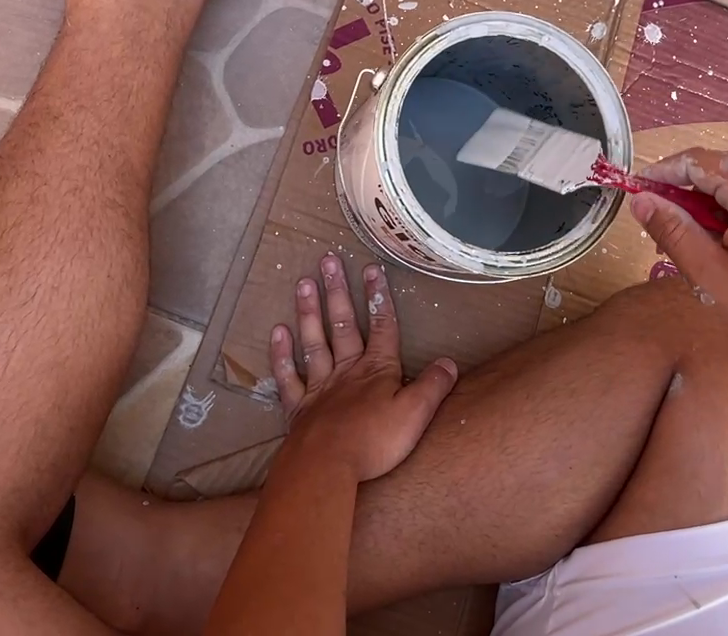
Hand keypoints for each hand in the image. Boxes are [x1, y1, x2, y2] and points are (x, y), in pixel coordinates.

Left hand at [269, 254, 458, 481]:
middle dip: (337, 291)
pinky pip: (288, 376)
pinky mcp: (299, 408)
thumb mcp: (415, 415)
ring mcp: (319, 387)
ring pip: (314, 341)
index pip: (381, 326)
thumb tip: (450, 362)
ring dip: (309, 311)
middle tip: (327, 260)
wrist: (326, 467)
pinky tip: (277, 332)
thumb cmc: (374, 442)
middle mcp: (347, 371)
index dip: (378, 297)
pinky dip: (281, 354)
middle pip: (343, 324)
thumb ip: (432, 387)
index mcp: (377, 370)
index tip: (371, 267)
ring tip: (302, 282)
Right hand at [629, 147, 727, 388]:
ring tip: (702, 241)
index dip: (663, 173)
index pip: (698, 161)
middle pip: (723, 167)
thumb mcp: (715, 276)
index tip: (638, 190)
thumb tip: (639, 200)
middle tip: (667, 226)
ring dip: (717, 201)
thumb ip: (674, 231)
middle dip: (689, 191)